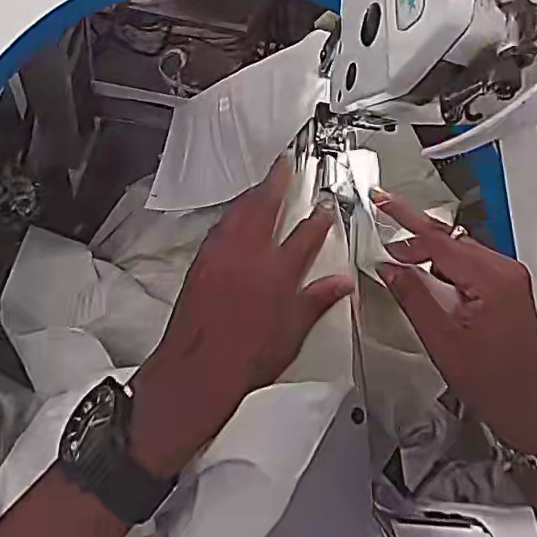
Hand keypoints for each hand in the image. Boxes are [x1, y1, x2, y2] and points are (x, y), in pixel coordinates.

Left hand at [128, 159, 353, 478]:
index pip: (306, 234)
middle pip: (266, 206)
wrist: (196, 372)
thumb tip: (340, 284)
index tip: (324, 208)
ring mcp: (223, 256)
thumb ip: (317, 300)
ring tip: (263, 181)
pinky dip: (232, 213)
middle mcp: (250, 257)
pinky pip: (220, 226)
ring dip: (253, 193)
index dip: (319, 218)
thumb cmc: (243, 359)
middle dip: (278, 181)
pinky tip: (235, 214)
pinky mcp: (202, 262)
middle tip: (285, 163)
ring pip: (240, 211)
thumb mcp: (292, 333)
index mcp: (278, 273)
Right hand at [373, 190, 536, 454]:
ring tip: (404, 269)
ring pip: (460, 253)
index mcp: (492, 279)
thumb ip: (413, 297)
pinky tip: (430, 284)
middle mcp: (507, 272)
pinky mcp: (510, 289)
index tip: (383, 202)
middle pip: (451, 241)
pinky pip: (472, 266)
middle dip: (415, 243)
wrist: (530, 414)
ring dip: (431, 257)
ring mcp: (511, 280)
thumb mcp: (442, 341)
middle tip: (386, 251)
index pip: (439, 238)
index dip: (405, 218)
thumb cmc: (497, 386)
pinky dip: (447, 270)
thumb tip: (391, 268)